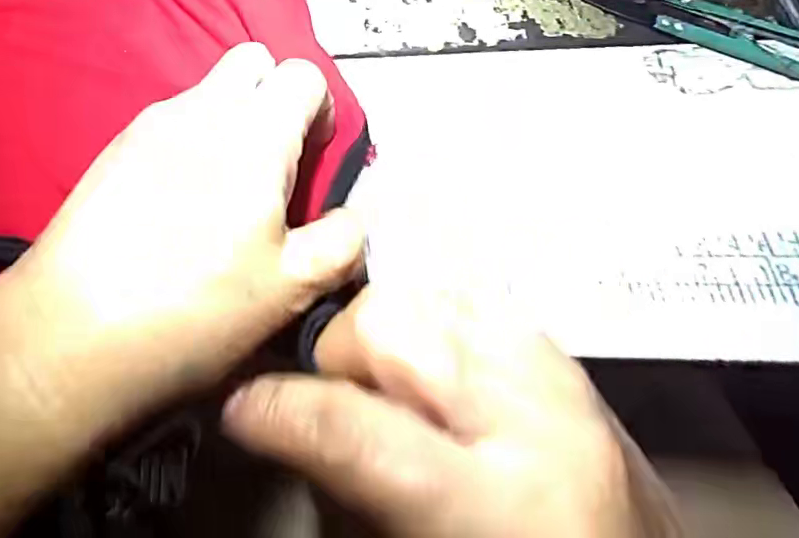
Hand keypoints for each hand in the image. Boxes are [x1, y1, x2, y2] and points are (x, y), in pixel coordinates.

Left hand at [0, 43, 365, 431]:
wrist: (73, 325)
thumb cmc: (192, 307)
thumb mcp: (289, 289)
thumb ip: (340, 242)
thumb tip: (355, 216)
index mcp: (255, 133)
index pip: (302, 73)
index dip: (320, 106)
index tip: (313, 153)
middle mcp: (202, 108)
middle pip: (252, 59)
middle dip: (274, 92)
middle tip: (274, 156)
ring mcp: (152, 120)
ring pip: (208, 88)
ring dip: (231, 116)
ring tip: (223, 186)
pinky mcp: (117, 142)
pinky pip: (171, 116)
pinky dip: (191, 136)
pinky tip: (178, 197)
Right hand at [222, 286, 680, 537]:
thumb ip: (360, 491)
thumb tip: (295, 426)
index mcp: (504, 506)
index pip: (357, 430)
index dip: (282, 411)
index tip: (240, 405)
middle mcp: (534, 414)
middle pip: (390, 324)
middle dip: (345, 355)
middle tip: (344, 403)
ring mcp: (553, 368)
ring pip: (422, 292)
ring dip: (386, 332)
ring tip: (395, 387)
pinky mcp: (558, 348)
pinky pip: (462, 295)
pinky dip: (428, 317)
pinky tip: (433, 363)